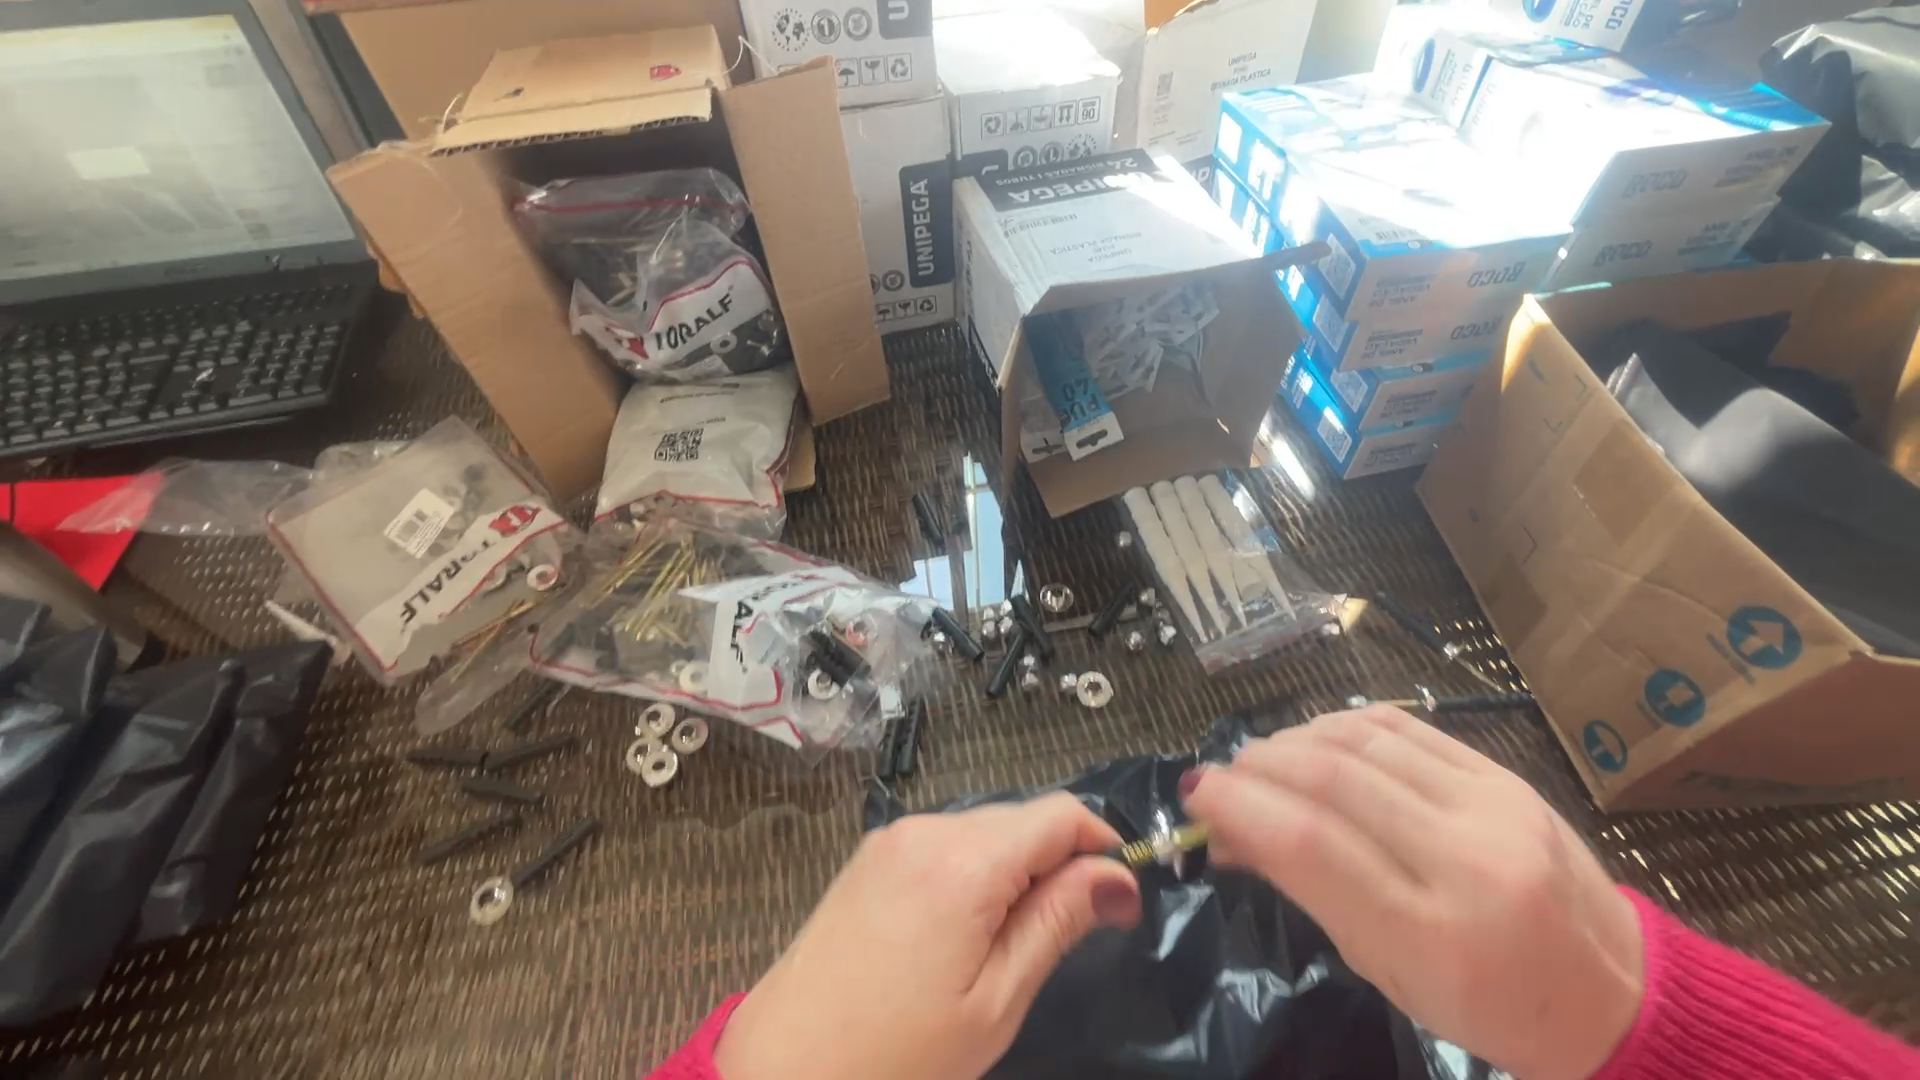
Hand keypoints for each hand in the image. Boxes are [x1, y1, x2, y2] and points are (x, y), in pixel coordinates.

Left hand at [714, 793, 1142, 1079]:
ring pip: (983, 828)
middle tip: (1069, 932)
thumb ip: (1057, 922)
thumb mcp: (995, 999)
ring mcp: (892, 836)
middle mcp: (926, 827)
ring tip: (1010, 940)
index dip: (1101, 843)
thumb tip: (1118, 877)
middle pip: (1020, 818)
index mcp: (964, 859)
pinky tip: (962, 927)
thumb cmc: (898, 1053)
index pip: (1058, 813)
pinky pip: (944, 842)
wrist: (780, 1068)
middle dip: (1058, 860)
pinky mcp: (870, 854)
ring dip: (1014, 867)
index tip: (1121, 895)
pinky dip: (973, 869)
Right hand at [1182, 707, 1643, 1079]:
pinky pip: (1399, 726)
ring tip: (1262, 759)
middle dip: (1256, 765)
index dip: (1237, 805)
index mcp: (1431, 935)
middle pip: (1329, 779)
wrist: (1614, 993)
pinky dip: (1337, 724)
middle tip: (1222, 775)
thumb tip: (1221, 829)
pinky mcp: (1504, 775)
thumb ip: (1301, 886)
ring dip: (1290, 740)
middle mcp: (1466, 862)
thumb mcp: (1380, 964)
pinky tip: (1313, 739)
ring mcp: (1493, 808)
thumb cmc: (1480, 1002)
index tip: (1197, 793)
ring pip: (1359, 741)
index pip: (1309, 844)